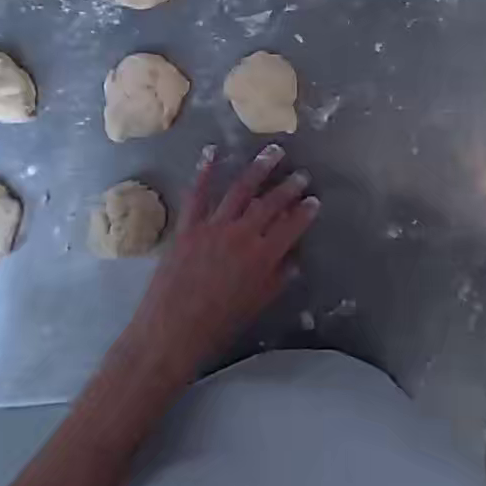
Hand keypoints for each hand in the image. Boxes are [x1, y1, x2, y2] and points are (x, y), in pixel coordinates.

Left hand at [122, 144, 319, 376]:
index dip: (306, 211)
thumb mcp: (257, 304)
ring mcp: (213, 227)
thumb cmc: (218, 324)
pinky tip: (212, 151)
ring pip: (241, 190)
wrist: (170, 333)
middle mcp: (242, 235)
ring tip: (274, 152)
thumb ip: (278, 278)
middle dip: (289, 187)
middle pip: (271, 203)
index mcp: (263, 256)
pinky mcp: (188, 227)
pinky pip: (197, 195)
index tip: (315, 200)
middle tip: (302, 175)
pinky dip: (204, 171)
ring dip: (259, 169)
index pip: (292, 226)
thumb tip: (294, 258)